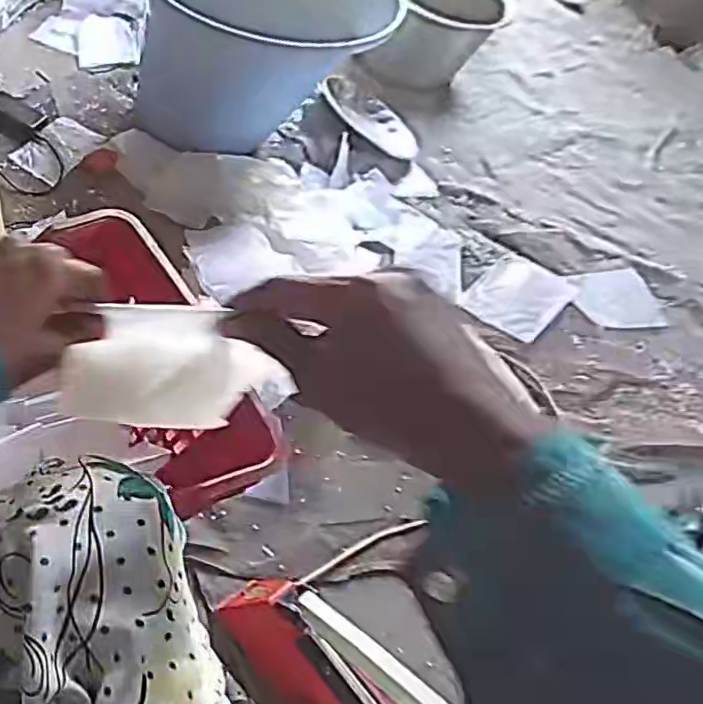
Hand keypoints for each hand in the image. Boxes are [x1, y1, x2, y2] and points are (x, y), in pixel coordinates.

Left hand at [0, 238, 107, 385]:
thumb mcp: (47, 350)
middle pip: (61, 263)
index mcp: (51, 270)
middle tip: (72, 313)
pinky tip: (11, 306)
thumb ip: (78, 333)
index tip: (98, 311)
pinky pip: (3, 266)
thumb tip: (91, 327)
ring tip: (39, 311)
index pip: (92, 277)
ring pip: (29, 261)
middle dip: (69, 286)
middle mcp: (23, 251)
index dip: (100, 297)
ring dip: (39, 281)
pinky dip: (13, 280)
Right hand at [224, 272, 547, 492]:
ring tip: (304, 352)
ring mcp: (413, 285)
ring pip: (345, 297)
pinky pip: (374, 305)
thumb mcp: (317, 380)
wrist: (476, 429)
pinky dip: (351, 323)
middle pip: (314, 288)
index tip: (226, 319)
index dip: (246, 303)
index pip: (279, 287)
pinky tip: (347, 354)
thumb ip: (273, 342)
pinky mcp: (433, 303)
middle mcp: (382, 275)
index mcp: (349, 291)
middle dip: (284, 312)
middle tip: (261, 340)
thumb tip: (238, 322)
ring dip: (318, 319)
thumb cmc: (388, 409)